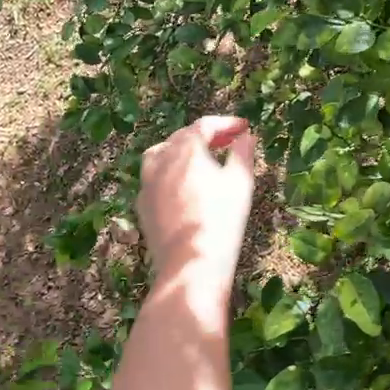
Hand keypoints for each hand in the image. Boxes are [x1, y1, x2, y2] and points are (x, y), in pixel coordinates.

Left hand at [138, 117, 257, 277]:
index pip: (205, 125)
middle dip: (206, 135)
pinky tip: (183, 186)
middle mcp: (161, 161)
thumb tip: (246, 136)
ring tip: (199, 159)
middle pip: (182, 137)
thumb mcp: (241, 182)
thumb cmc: (222, 219)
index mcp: (186, 150)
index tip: (244, 127)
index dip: (226, 123)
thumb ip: (243, 153)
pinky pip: (154, 179)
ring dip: (181, 150)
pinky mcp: (143, 206)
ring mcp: (147, 184)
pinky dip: (170, 173)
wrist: (191, 265)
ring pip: (161, 154)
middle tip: (229, 141)